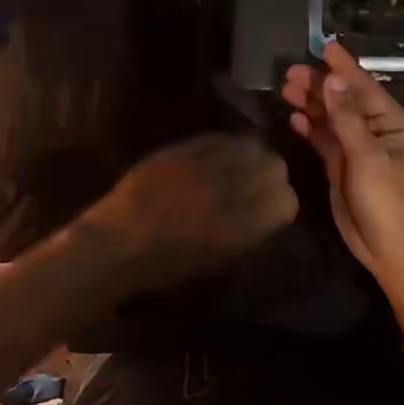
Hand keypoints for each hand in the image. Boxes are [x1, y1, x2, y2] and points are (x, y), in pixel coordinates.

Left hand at [78, 133, 297, 292]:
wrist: (116, 243)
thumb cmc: (165, 266)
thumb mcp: (217, 262)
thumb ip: (249, 235)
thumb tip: (267, 214)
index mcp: (242, 226)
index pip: (287, 200)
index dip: (283, 201)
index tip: (274, 204)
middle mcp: (231, 190)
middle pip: (275, 165)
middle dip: (272, 172)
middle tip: (260, 180)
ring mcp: (208, 164)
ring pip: (250, 144)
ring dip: (251, 154)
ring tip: (241, 163)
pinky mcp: (185, 147)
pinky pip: (220, 137)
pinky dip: (226, 144)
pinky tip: (219, 154)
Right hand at [282, 42, 403, 280]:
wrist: (389, 252)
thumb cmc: (388, 201)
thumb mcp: (368, 157)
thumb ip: (347, 117)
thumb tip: (333, 78)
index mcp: (395, 125)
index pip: (366, 88)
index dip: (345, 68)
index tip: (325, 46)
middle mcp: (378, 132)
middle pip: (345, 101)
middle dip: (320, 85)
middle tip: (290, 71)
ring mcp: (359, 149)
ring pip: (332, 119)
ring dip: (312, 104)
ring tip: (286, 87)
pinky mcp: (343, 166)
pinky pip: (326, 140)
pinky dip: (311, 128)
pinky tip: (295, 117)